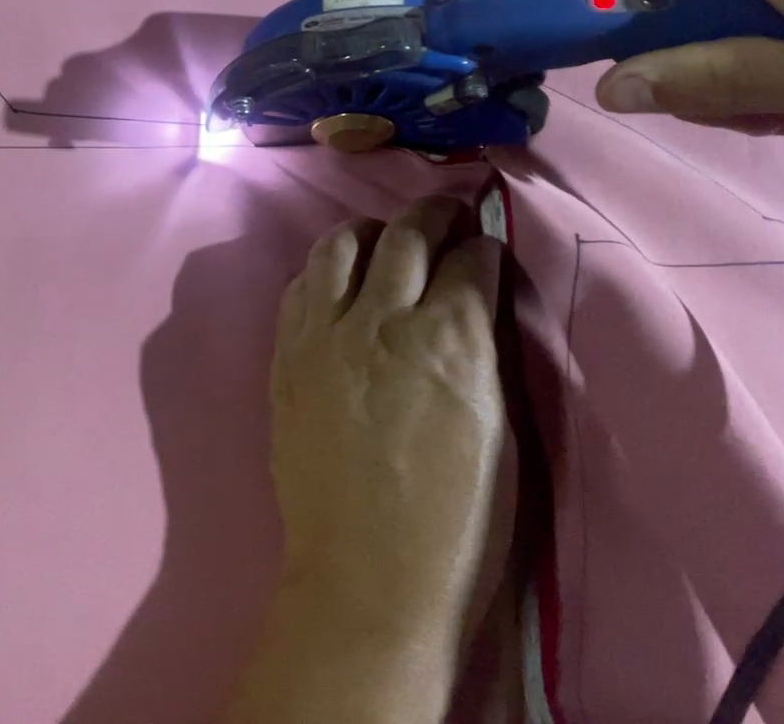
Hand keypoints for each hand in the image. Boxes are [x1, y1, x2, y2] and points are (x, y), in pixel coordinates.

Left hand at [269, 196, 505, 626]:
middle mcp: (380, 321)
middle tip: (443, 211)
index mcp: (450, 341)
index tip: (483, 240)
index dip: (480, 243)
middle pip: (405, 237)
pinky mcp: (284, 357)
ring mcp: (322, 335)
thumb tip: (472, 307)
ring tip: (381, 237)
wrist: (367, 572)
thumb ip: (481, 353)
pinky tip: (333, 281)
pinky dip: (321, 272)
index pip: (468, 261)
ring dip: (367, 233)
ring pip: (338, 248)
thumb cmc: (459, 520)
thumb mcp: (498, 429)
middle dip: (431, 214)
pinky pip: (298, 289)